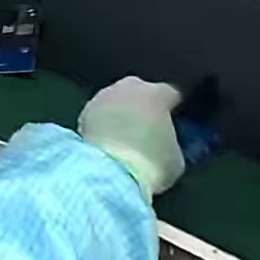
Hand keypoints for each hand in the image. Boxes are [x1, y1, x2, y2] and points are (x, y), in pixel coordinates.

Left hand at [77, 77, 184, 196]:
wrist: (110, 172)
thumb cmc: (151, 164)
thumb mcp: (175, 157)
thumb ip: (171, 142)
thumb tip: (165, 143)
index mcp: (156, 94)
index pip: (169, 93)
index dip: (172, 108)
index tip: (173, 120)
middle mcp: (129, 87)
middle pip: (139, 91)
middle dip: (143, 106)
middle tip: (146, 128)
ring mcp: (104, 96)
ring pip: (116, 100)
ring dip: (120, 112)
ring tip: (123, 136)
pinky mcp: (84, 110)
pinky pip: (99, 113)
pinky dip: (103, 123)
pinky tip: (106, 141)